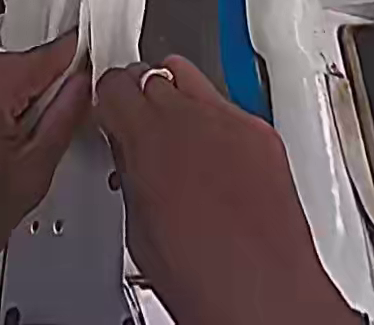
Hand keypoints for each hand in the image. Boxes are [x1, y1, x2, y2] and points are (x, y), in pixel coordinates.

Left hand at [0, 35, 90, 324]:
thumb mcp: (37, 168)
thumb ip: (69, 111)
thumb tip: (86, 78)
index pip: (53, 51)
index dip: (78, 64)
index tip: (91, 73)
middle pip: (32, 58)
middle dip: (48, 85)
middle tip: (42, 129)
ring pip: (14, 64)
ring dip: (25, 91)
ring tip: (16, 135)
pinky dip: (4, 93)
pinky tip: (0, 131)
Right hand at [97, 57, 360, 324]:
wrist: (264, 298)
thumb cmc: (203, 277)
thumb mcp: (137, 225)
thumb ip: (128, 169)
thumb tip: (127, 153)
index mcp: (147, 137)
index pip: (114, 83)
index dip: (109, 97)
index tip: (111, 109)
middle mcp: (188, 116)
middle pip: (152, 73)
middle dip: (141, 95)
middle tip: (142, 124)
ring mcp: (228, 119)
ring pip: (190, 77)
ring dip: (178, 97)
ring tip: (180, 132)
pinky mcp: (260, 130)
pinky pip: (227, 106)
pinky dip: (216, 121)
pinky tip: (217, 156)